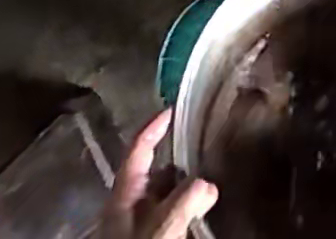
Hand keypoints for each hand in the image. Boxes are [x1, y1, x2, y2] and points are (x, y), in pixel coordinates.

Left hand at [102, 109, 219, 238]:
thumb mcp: (163, 227)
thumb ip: (187, 198)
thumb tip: (208, 184)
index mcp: (124, 195)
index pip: (138, 149)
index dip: (154, 126)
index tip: (173, 109)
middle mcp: (128, 210)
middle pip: (155, 174)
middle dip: (181, 164)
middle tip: (206, 155)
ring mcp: (137, 231)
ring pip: (165, 199)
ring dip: (186, 191)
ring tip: (211, 187)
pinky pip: (170, 221)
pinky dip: (186, 214)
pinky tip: (202, 217)